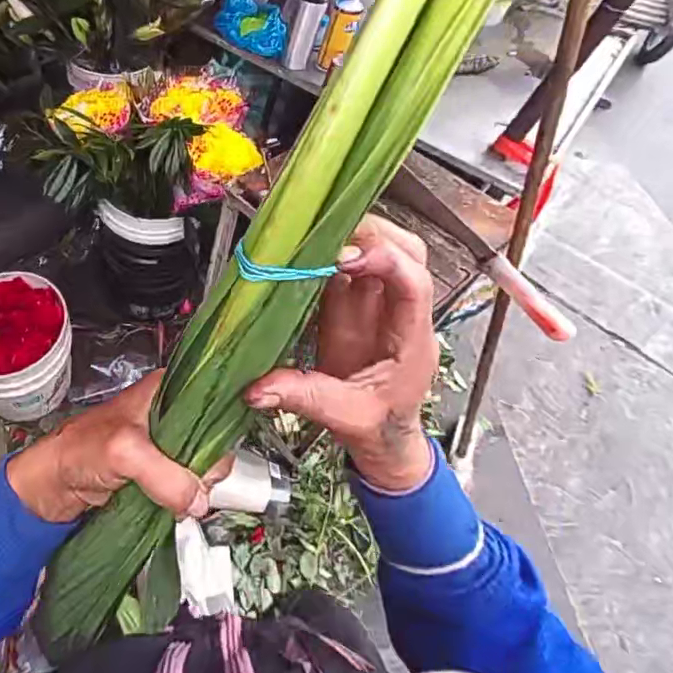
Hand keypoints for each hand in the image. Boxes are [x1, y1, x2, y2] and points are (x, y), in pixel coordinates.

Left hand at [5, 372, 209, 523]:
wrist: (51, 483)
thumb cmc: (80, 449)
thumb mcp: (126, 453)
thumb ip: (166, 475)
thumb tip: (199, 500)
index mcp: (169, 390)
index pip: (214, 404)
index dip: (217, 434)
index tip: (208, 461)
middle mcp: (173, 411)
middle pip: (212, 438)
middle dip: (205, 466)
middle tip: (191, 484)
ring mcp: (167, 441)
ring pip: (201, 462)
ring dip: (195, 485)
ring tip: (178, 496)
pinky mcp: (161, 468)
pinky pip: (187, 481)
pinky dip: (185, 495)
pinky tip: (176, 502)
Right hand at [245, 215, 437, 491]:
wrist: (385, 439)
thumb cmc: (379, 427)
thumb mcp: (345, 417)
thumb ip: (304, 397)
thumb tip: (259, 388)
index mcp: (412, 340)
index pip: (414, 283)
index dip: (385, 260)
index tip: (347, 257)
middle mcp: (400, 313)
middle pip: (408, 252)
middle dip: (374, 234)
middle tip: (333, 234)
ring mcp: (380, 305)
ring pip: (385, 250)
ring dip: (356, 237)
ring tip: (320, 237)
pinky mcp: (357, 304)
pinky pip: (353, 267)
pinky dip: (333, 253)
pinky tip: (312, 253)